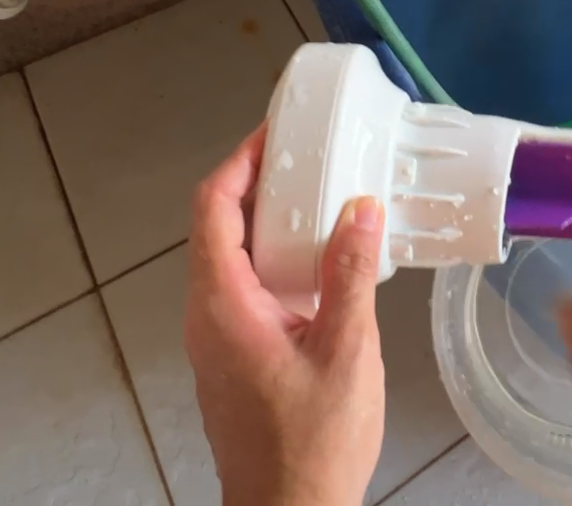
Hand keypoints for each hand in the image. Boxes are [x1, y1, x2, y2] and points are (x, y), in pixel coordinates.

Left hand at [184, 126, 387, 505]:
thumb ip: (351, 276)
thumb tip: (362, 206)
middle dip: (258, 179)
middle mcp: (209, 311)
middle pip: (218, 223)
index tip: (278, 131)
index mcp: (224, 303)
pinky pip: (246, 278)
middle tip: (309, 151)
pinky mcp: (235, 349)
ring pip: (231, 251)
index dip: (240, 161)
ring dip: (268, 213)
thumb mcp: (345, 352)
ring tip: (320, 188)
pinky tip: (321, 249)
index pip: (214, 208)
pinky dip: (276, 247)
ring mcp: (219, 333)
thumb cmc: (314, 441)